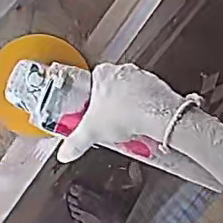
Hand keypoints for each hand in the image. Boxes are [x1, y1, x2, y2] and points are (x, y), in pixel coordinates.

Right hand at [56, 62, 194, 162]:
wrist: (156, 115)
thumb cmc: (125, 113)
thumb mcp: (91, 132)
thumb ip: (75, 142)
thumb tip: (65, 152)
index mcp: (102, 74)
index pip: (91, 85)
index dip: (91, 102)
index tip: (93, 115)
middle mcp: (122, 71)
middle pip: (112, 91)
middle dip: (112, 109)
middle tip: (111, 126)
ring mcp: (141, 76)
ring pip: (131, 95)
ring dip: (130, 110)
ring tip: (129, 129)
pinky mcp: (158, 86)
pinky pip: (148, 99)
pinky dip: (146, 111)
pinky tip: (143, 126)